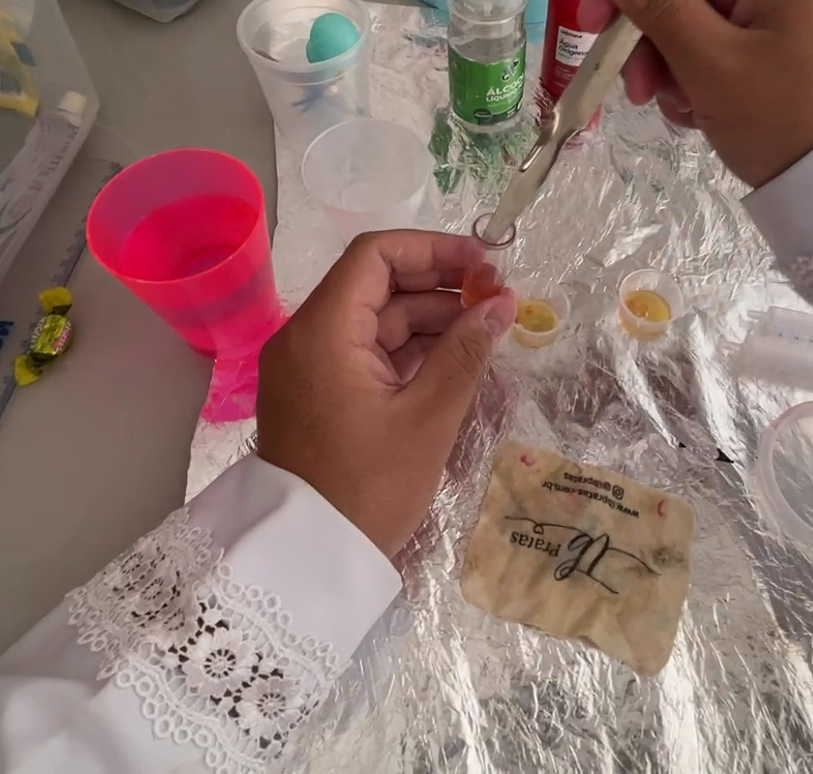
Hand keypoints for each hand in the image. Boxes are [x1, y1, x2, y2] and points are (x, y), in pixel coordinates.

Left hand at [256, 230, 516, 556]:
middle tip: (496, 296)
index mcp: (323, 331)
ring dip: (430, 317)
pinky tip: (455, 355)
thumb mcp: (428, 417)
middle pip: (377, 283)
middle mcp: (308, 336)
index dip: (433, 249)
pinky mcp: (321, 389)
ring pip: (376, 318)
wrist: (310, 563)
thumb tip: (504, 302)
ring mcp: (312, 364)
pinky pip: (368, 350)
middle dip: (439, 283)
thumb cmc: (369, 489)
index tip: (484, 263)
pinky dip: (410, 348)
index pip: (375, 255)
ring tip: (486, 328)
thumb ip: (467, 351)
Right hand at [577, 0, 812, 186]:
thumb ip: (655, 2)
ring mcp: (788, 8)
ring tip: (684, 110)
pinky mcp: (787, 44)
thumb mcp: (711, 62)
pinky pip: (723, 45)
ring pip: (698, 21)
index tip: (594, 28)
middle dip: (654, 39)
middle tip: (641, 93)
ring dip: (674, 66)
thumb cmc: (786, 118)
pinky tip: (703, 112)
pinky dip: (702, 78)